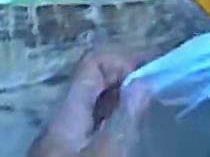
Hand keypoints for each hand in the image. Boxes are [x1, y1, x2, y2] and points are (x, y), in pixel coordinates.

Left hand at [27, 51, 147, 156]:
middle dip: (123, 79)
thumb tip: (144, 80)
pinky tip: (124, 134)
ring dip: (118, 101)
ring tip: (143, 110)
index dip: (120, 60)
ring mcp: (58, 141)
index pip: (92, 62)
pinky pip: (89, 127)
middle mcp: (59, 120)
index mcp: (65, 110)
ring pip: (91, 106)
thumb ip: (124, 118)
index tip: (146, 75)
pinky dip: (110, 122)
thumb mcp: (103, 153)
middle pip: (92, 82)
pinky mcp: (62, 155)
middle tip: (151, 90)